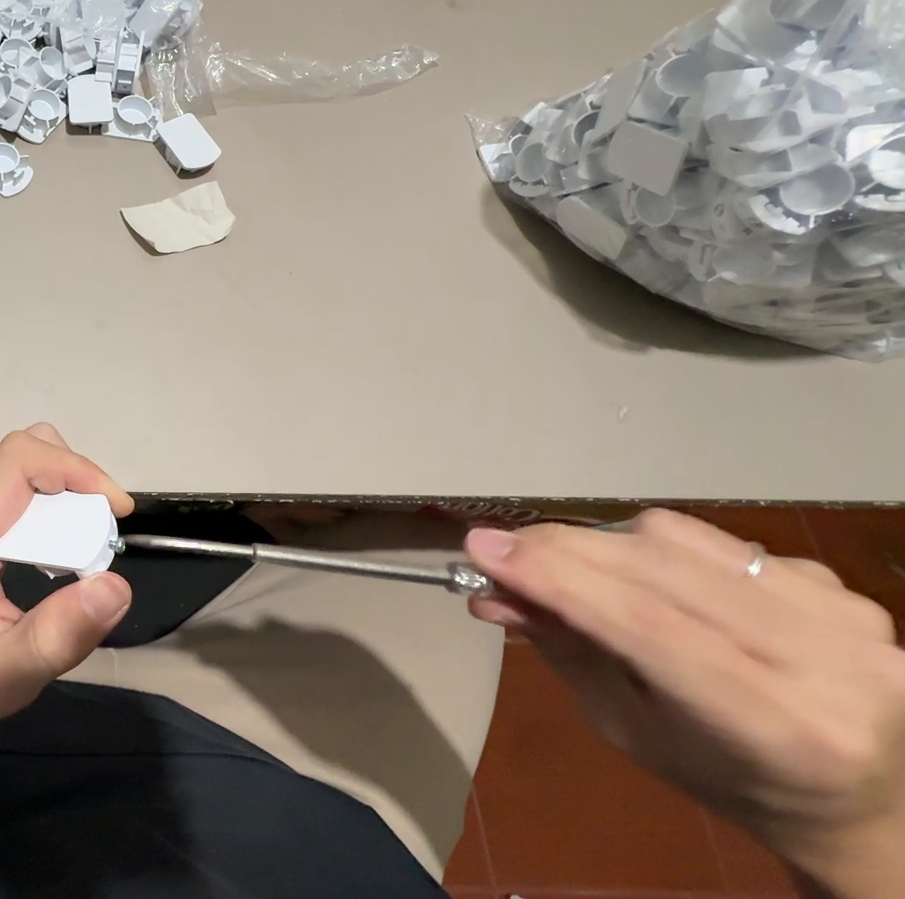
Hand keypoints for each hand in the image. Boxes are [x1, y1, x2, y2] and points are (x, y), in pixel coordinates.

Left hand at [0, 424, 134, 719]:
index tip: (116, 508)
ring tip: (87, 532)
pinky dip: (50, 491)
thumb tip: (115, 586)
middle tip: (104, 528)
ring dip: (64, 482)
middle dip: (77, 478)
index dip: (75, 469)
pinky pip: (15, 475)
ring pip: (22, 457)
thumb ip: (61, 634)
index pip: (21, 460)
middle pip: (25, 451)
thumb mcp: (11, 671)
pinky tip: (63, 535)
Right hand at [464, 511, 904, 898]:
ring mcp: (846, 618)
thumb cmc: (718, 774)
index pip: (648, 627)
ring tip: (563, 567)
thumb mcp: (625, 726)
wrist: (853, 794)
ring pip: (679, 540)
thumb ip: (564, 650)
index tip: (480, 548)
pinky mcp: (839, 585)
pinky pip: (711, 539)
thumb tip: (490, 591)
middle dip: (560, 549)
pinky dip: (647, 546)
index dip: (557, 579)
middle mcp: (831, 666)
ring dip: (597, 543)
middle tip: (494, 547)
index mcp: (778, 727)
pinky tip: (639, 577)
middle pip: (660, 571)